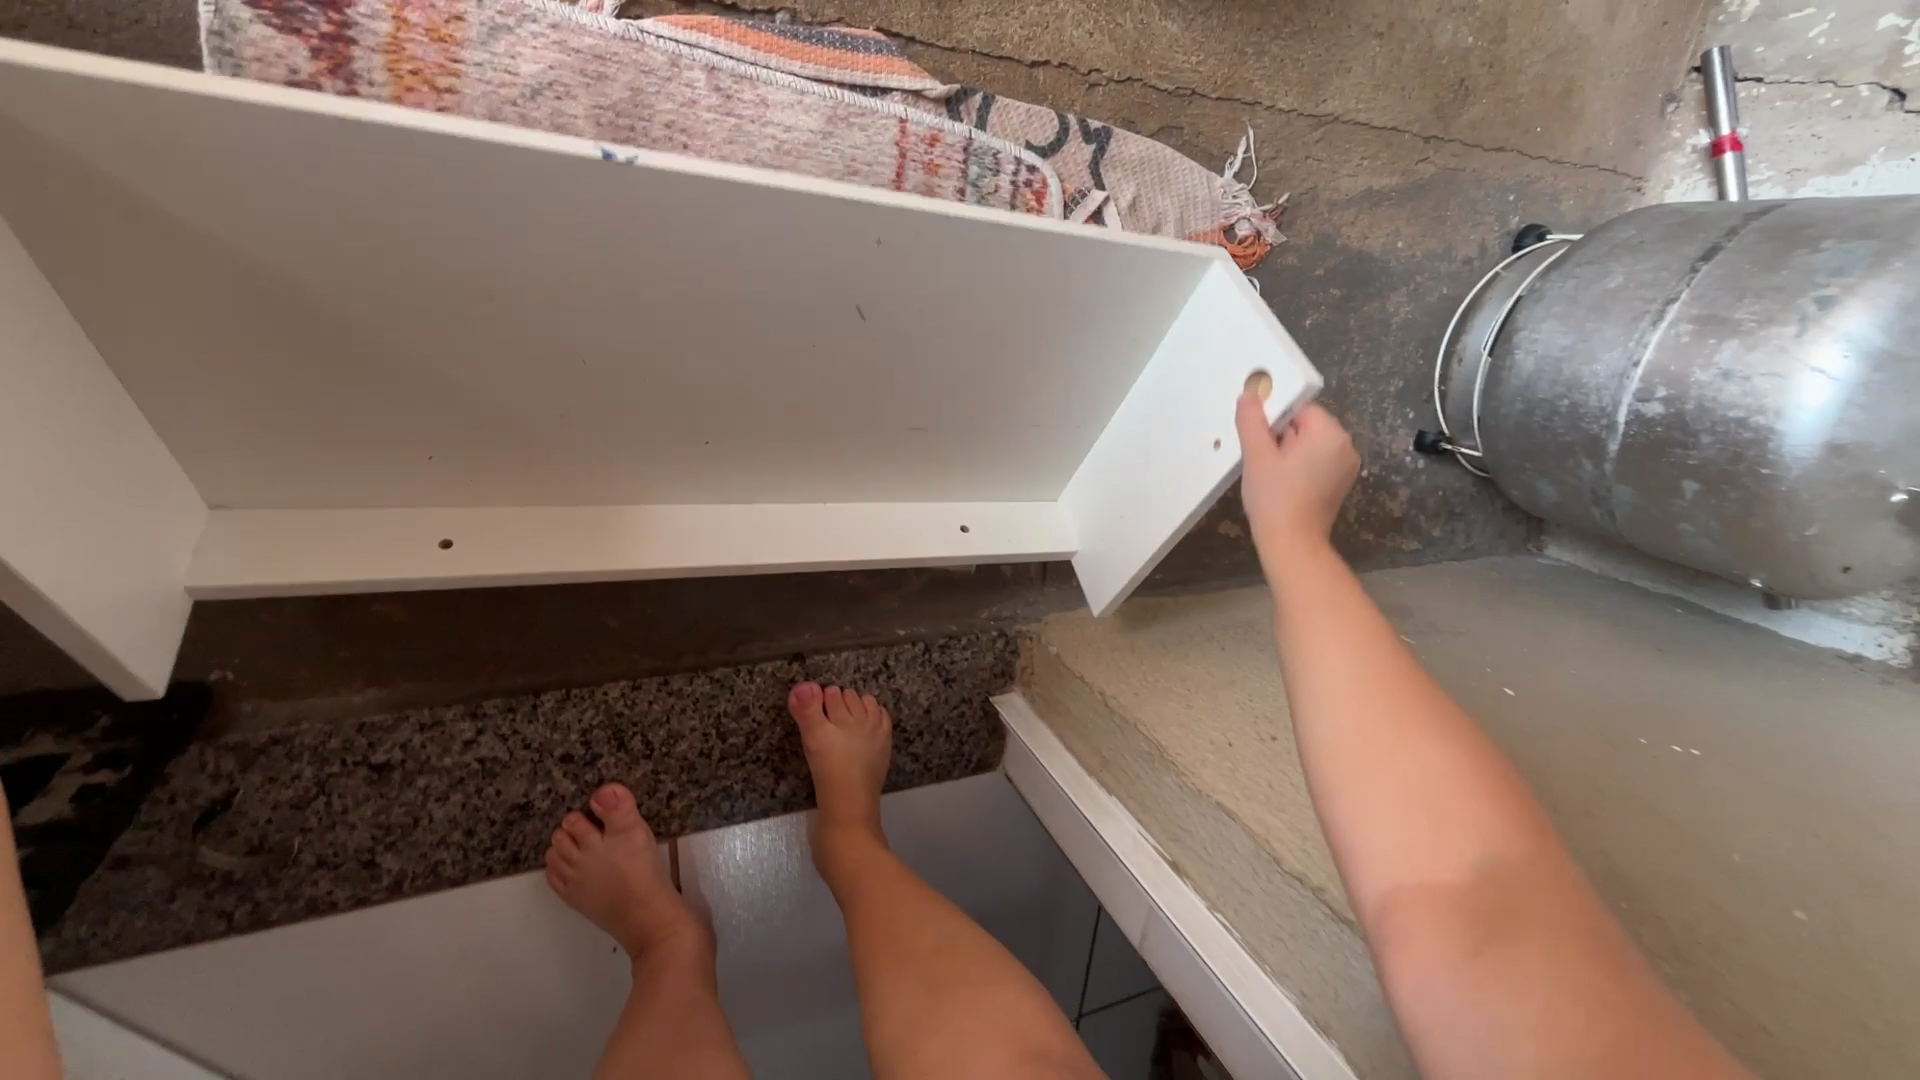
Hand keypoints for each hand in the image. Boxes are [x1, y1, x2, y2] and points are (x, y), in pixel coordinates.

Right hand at [1234, 393, 1359, 579]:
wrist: (1292, 543)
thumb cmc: (1274, 498)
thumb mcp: (1257, 456)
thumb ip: (1252, 420)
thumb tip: (1249, 394)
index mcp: (1330, 433)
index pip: (1300, 408)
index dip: (1275, 420)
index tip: (1259, 439)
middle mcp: (1345, 445)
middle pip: (1307, 425)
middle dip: (1282, 437)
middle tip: (1262, 460)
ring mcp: (1346, 466)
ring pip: (1311, 445)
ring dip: (1289, 452)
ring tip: (1271, 475)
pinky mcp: (1340, 483)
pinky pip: (1318, 462)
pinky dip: (1300, 467)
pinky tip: (1285, 484)